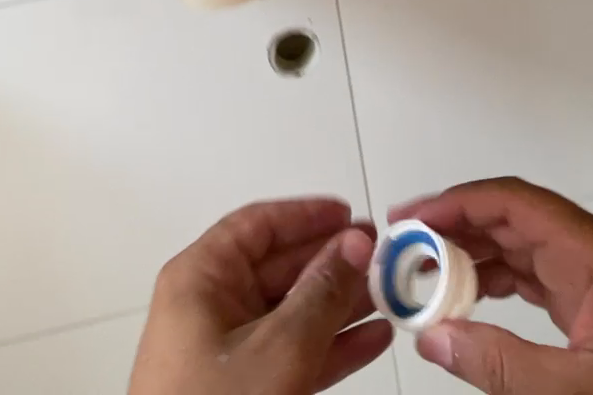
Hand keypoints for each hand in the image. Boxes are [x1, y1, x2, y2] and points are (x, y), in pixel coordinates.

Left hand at [130, 197, 394, 394]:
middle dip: (332, 260)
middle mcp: (212, 306)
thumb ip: (321, 293)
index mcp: (201, 278)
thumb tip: (356, 241)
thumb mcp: (277, 349)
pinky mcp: (245, 388)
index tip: (351, 214)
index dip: (305, 215)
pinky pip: (293, 351)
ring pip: (293, 310)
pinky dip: (332, 344)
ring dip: (341, 303)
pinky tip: (374, 338)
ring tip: (391, 291)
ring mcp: (227, 350)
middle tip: (384, 254)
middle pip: (279, 266)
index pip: (257, 226)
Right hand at [392, 178, 592, 394]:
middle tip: (404, 248)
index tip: (409, 219)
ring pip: (522, 248)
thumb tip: (429, 337)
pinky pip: (538, 278)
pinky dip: (499, 284)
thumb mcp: (581, 392)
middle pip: (512, 219)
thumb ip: (501, 364)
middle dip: (456, 229)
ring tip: (425, 275)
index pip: (512, 202)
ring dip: (474, 258)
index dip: (456, 203)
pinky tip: (470, 300)